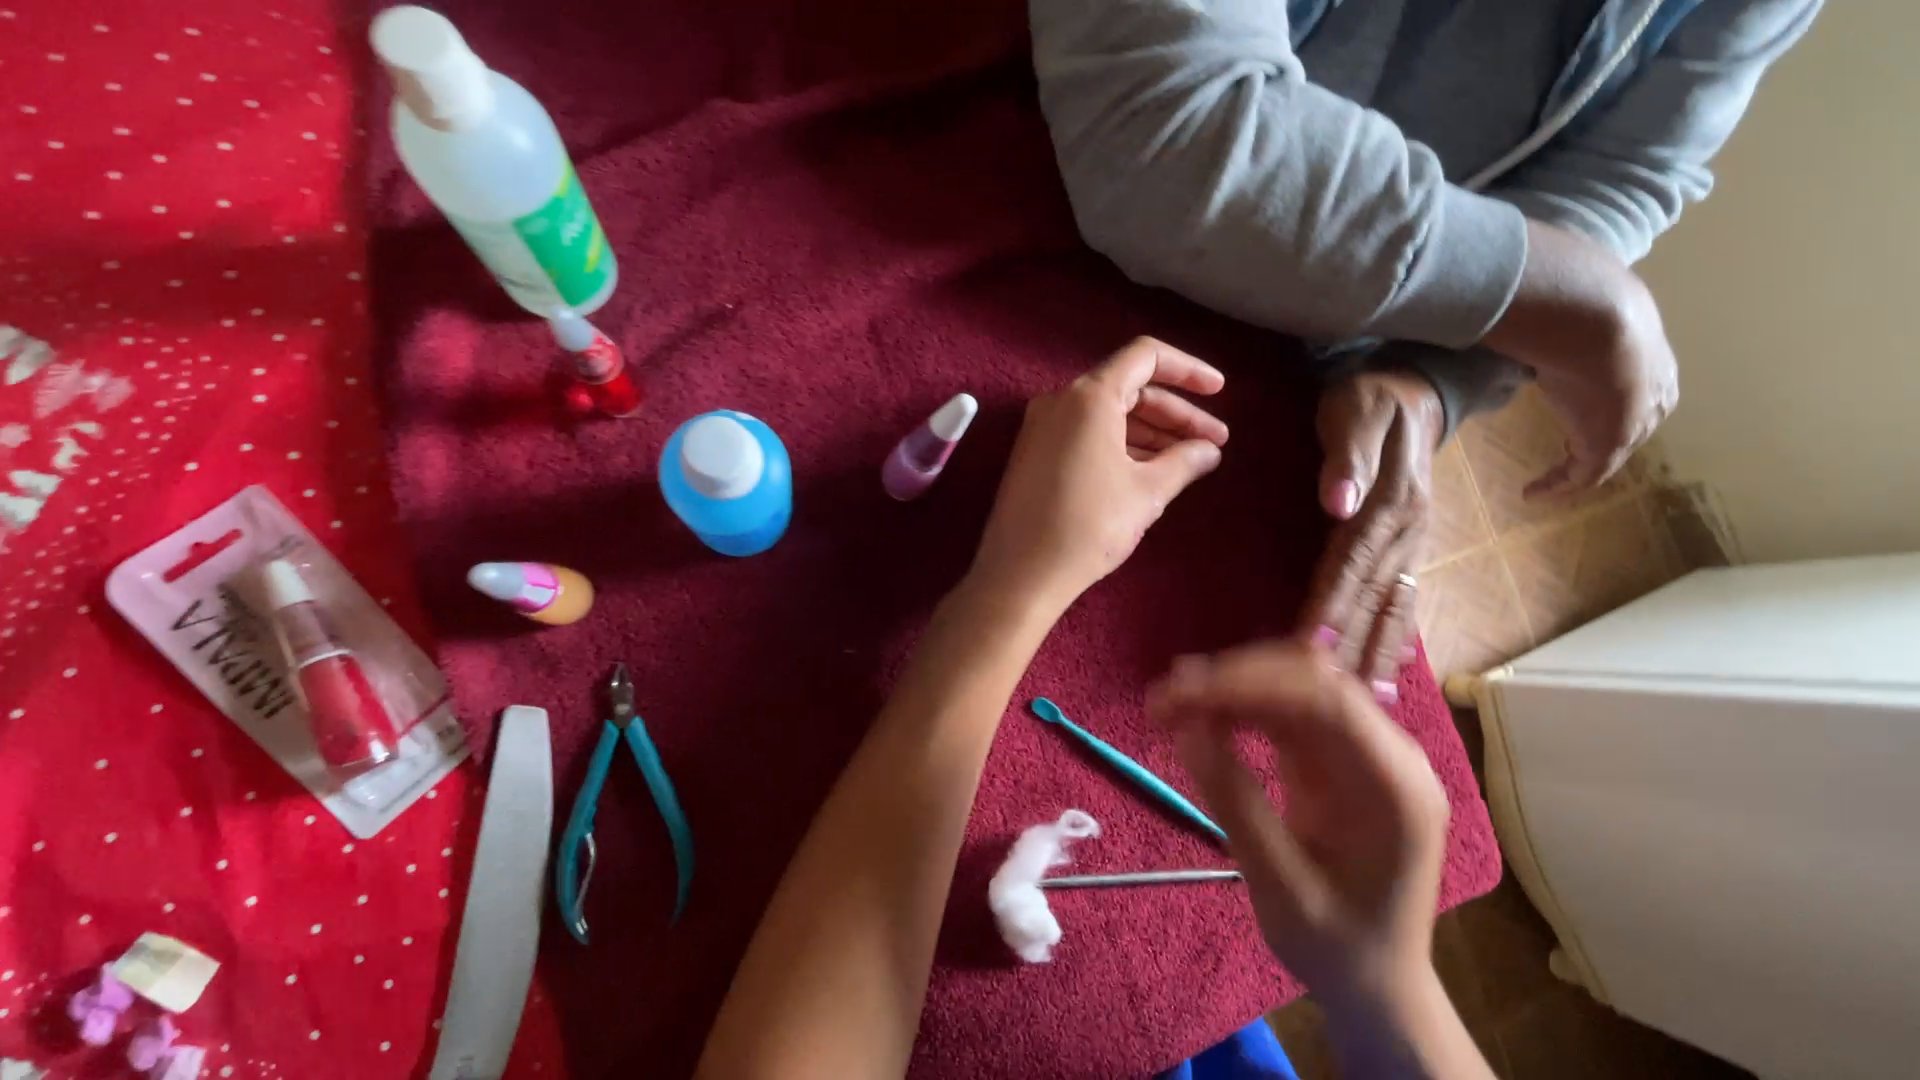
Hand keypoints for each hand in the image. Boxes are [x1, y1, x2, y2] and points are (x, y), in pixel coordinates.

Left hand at [971, 336, 1227, 610]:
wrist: (1020, 574)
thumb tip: (1208, 451)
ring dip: (1149, 433)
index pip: (1145, 358)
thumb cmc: (1088, 526)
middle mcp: (1059, 402)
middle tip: (1214, 443)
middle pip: (1128, 389)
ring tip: (1188, 462)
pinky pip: (1084, 436)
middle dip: (1174, 413)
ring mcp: (1041, 429)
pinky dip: (1119, 446)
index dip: (1188, 370)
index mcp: (1088, 398)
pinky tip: (1148, 472)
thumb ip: (1183, 461)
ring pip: (1107, 416)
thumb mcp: (1147, 492)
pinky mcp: (1032, 456)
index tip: (1219, 391)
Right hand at [1148, 640, 1449, 1003]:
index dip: (1253, 683)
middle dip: (1235, 680)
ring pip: (1293, 689)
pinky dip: (1238, 710)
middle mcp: (1388, 755)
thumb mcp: (1282, 888)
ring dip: (1231, 688)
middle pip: (1311, 683)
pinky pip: (1285, 714)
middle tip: (1163, 699)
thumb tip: (1186, 730)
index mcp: (1396, 787)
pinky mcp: (1335, 759)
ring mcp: (1363, 753)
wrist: (1374, 981)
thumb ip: (1237, 806)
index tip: (1184, 692)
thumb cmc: (1336, 945)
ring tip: (1168, 703)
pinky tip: (1198, 716)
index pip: (1327, 702)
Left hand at [1303, 370, 1441, 700]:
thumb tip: (1338, 502)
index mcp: (1390, 503)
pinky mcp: (1410, 542)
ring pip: (1395, 603)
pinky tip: (1393, 663)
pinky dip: (1398, 631)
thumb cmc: (1370, 399)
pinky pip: (1404, 594)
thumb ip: (1346, 459)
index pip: (1352, 564)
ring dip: (1382, 650)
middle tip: (1338, 698)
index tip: (1313, 648)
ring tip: (1373, 698)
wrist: (1413, 385)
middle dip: (1355, 646)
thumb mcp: (1356, 415)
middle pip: (1375, 596)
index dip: (1333, 606)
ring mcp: (1415, 540)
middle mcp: (1409, 529)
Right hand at [1485, 220, 1678, 496]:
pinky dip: (1559, 486)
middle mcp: (1651, 386)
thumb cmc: (1571, 296)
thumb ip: (1545, 295)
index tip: (1574, 403)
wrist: (1589, 316)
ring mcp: (1634, 416)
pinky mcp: (1608, 440)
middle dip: (1601, 438)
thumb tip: (1509, 277)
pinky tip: (1531, 494)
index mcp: (1644, 348)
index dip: (1605, 396)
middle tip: (1567, 452)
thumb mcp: (1565, 295)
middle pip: (1631, 421)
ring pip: (1607, 450)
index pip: (1634, 382)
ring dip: (1577, 466)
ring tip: (1546, 481)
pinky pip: (1584, 474)